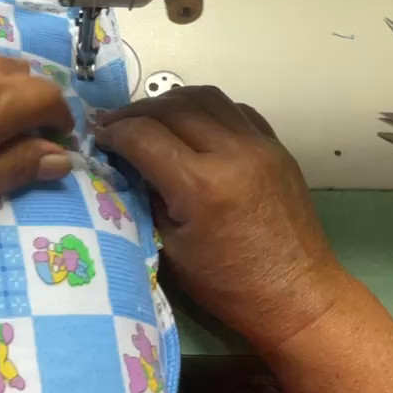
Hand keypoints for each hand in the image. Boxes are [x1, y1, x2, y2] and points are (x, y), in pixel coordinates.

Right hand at [97, 87, 351, 354]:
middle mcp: (232, 153)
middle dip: (135, 112)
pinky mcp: (276, 147)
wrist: (295, 295)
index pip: (144, 136)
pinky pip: (234, 110)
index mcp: (201, 186)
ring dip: (170, 102)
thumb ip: (146, 200)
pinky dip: (205, 110)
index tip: (96, 138)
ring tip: (148, 119)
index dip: (113, 134)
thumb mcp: (171, 249)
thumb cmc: (227, 286)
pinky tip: (190, 126)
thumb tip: (125, 168)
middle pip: (172, 107)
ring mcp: (259, 145)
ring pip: (205, 97)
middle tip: (113, 125)